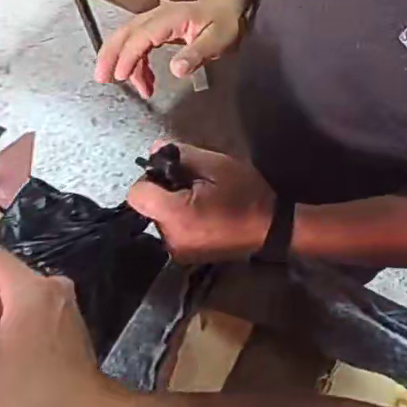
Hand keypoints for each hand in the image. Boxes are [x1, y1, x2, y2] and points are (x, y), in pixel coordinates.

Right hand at [94, 0, 243, 99]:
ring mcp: (155, 20)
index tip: (120, 77)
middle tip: (102, 78)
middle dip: (109, 56)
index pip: (140, 38)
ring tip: (130, 86)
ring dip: (121, 60)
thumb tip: (176, 70)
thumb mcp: (217, 40)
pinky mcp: (157, 27)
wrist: (228, 4)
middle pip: (124, 34)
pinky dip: (136, 60)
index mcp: (168, 20)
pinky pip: (138, 42)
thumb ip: (196, 54)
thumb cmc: (224, 22)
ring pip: (127, 38)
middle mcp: (156, 17)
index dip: (127, 57)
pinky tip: (145, 77)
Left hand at [127, 142, 273, 261]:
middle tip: (196, 187)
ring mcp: (176, 251)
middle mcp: (169, 238)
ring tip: (203, 203)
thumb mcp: (218, 165)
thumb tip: (155, 149)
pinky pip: (171, 232)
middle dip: (165, 193)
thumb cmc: (245, 194)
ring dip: (173, 208)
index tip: (176, 175)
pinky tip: (205, 217)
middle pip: (147, 207)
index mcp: (176, 214)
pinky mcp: (184, 257)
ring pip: (159, 219)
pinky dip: (181, 222)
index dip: (152, 178)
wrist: (269, 228)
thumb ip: (183, 155)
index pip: (137, 193)